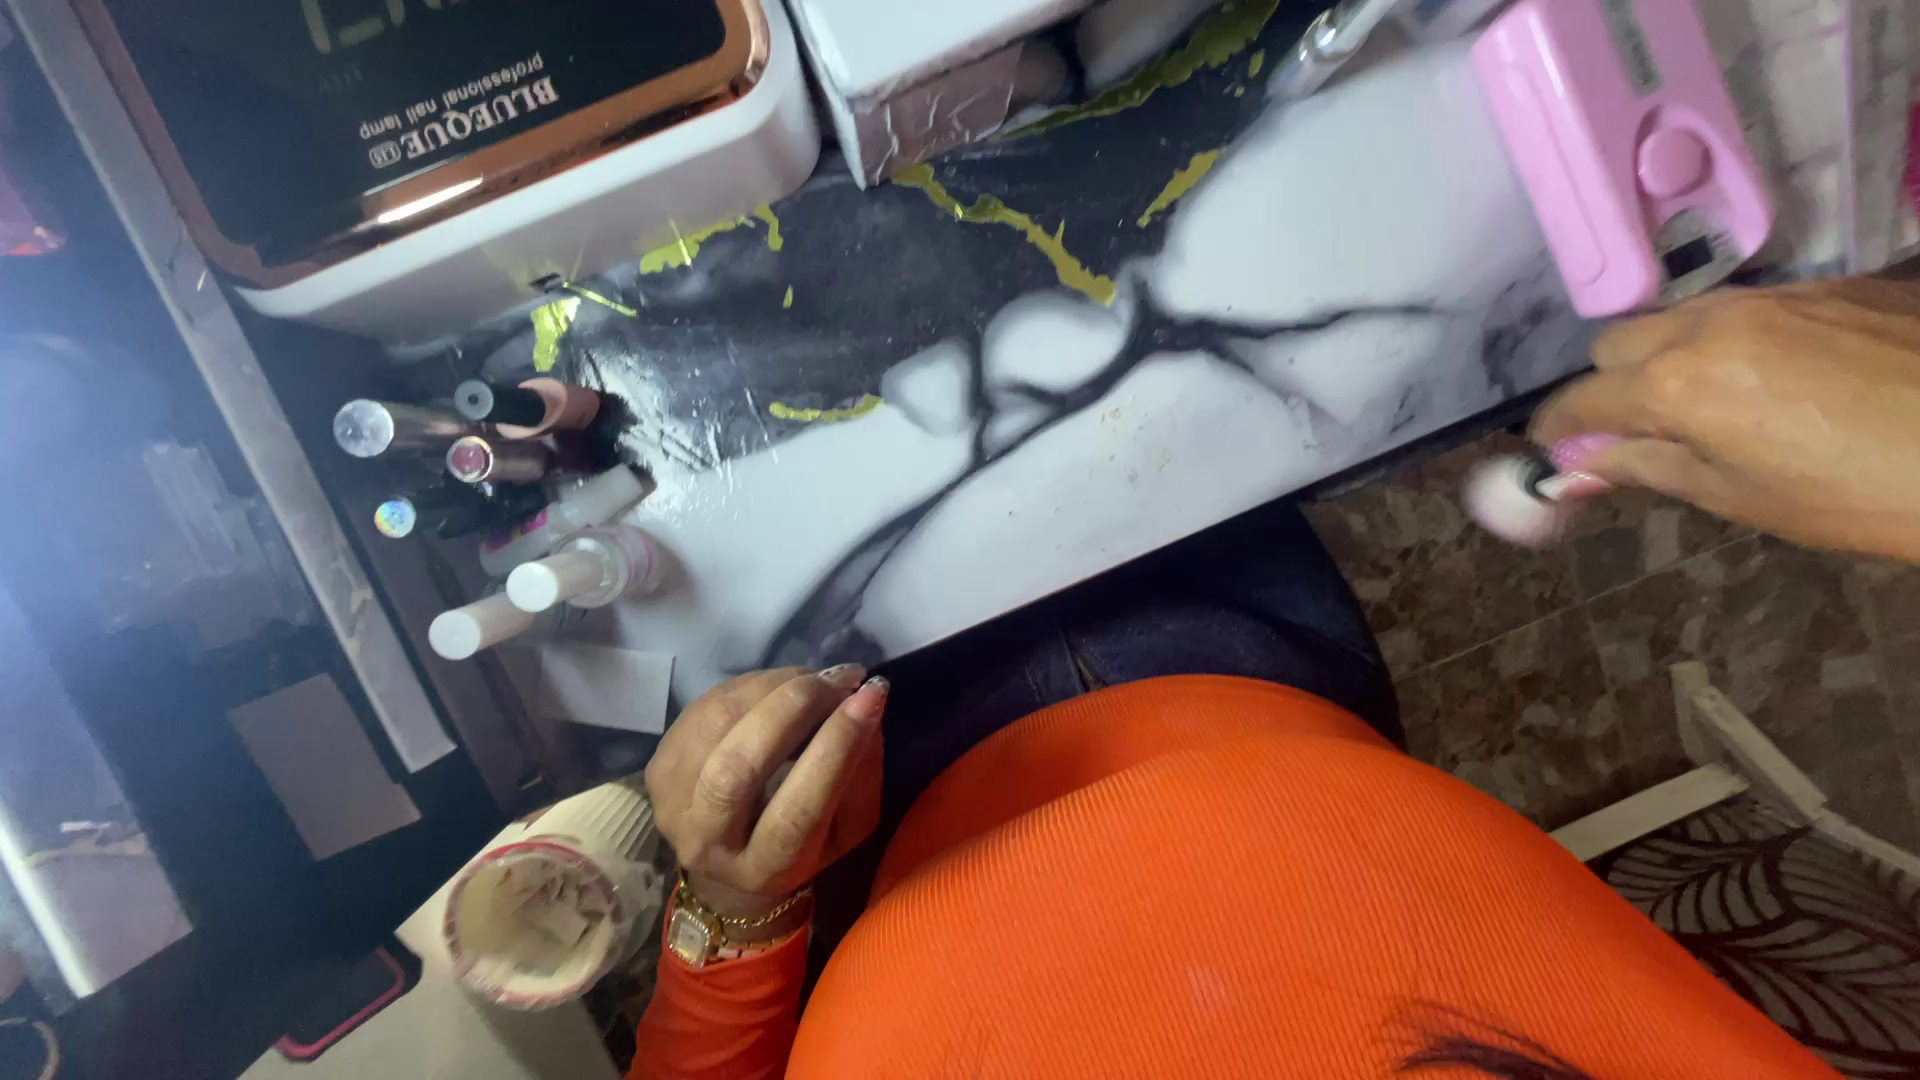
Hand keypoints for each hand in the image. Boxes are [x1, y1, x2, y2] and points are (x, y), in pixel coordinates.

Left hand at [644, 666, 885, 920]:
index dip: (837, 746)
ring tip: (816, 677)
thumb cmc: (804, 843)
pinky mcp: (657, 763)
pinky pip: (707, 704)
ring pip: (720, 722)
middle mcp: (706, 842)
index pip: (799, 808)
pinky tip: (783, 683)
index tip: (870, 695)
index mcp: (766, 868)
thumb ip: (863, 774)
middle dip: (797, 706)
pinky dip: (753, 683)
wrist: (729, 858)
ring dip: (776, 684)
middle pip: (740, 766)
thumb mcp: (849, 826)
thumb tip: (865, 706)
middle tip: (840, 679)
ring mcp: (671, 800)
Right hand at [1532, 279, 1919, 562]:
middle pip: (1616, 343)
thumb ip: (1642, 467)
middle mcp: (1712, 325)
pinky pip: (1751, 307)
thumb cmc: (1864, 495)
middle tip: (1638, 428)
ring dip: (1668, 356)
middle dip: (1608, 383)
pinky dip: (1734, 340)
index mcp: (1676, 385)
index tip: (1555, 452)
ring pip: (1680, 317)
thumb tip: (1574, 469)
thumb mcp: (1735, 495)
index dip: (1556, 430)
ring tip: (1711, 402)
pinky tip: (1783, 377)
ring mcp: (1780, 297)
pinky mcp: (1841, 286)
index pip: (1579, 401)